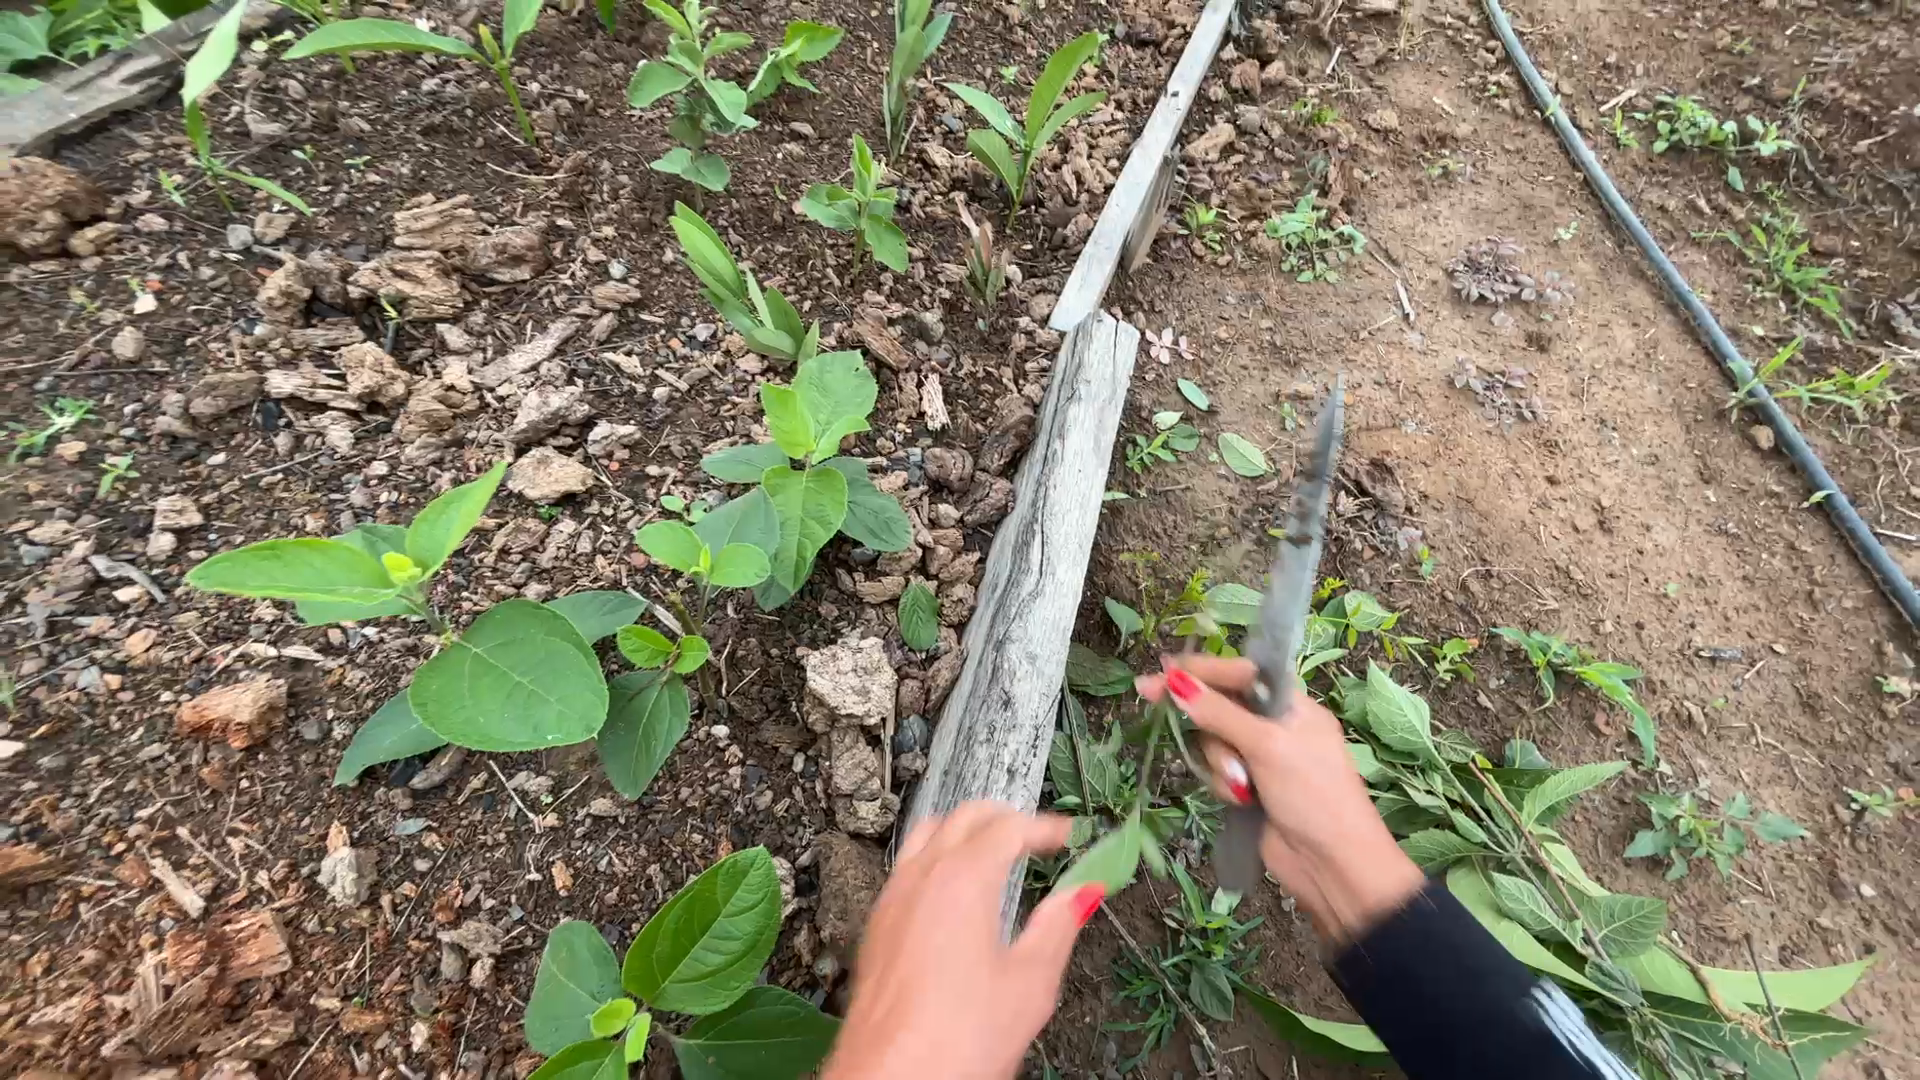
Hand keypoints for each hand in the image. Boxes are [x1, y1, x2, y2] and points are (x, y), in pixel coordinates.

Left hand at [821, 803, 1103, 1079]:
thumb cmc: (959, 1041)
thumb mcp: (1029, 984)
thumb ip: (1058, 925)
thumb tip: (1085, 890)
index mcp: (964, 877)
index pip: (1010, 827)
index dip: (1045, 826)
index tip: (1070, 834)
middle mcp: (924, 872)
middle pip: (966, 815)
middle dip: (1006, 817)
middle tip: (1037, 837)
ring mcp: (894, 892)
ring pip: (931, 829)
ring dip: (967, 828)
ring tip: (996, 849)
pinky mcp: (877, 919)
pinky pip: (909, 861)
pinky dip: (938, 852)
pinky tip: (954, 888)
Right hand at [1136, 655, 1424, 944]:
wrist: (1333, 867)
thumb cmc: (1313, 795)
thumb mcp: (1267, 746)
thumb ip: (1219, 712)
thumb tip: (1176, 681)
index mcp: (1291, 704)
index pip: (1239, 672)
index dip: (1201, 669)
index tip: (1163, 669)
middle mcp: (1274, 724)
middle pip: (1218, 703)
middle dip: (1199, 713)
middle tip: (1147, 694)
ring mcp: (1259, 757)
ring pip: (1212, 739)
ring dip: (1218, 760)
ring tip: (1240, 785)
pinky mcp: (1247, 785)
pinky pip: (1215, 769)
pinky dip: (1221, 782)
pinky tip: (1238, 799)